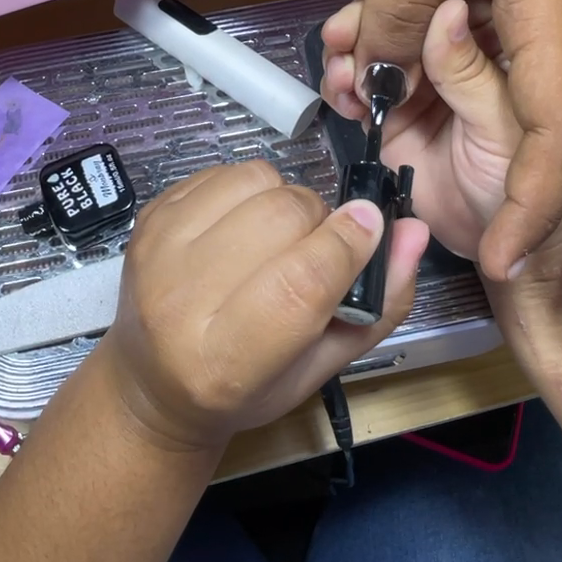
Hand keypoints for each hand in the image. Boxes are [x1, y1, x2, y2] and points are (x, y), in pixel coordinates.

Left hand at [100, 161, 428, 451]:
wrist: (152, 381)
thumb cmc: (242, 390)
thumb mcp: (320, 370)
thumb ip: (378, 307)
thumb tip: (411, 231)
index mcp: (224, 361)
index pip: (297, 285)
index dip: (345, 247)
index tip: (372, 227)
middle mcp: (180, 300)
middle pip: (279, 218)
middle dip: (319, 221)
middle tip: (316, 247)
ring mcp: (157, 250)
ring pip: (254, 180)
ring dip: (285, 199)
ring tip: (278, 236)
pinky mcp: (149, 216)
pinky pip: (223, 171)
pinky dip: (250, 188)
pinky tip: (243, 224)